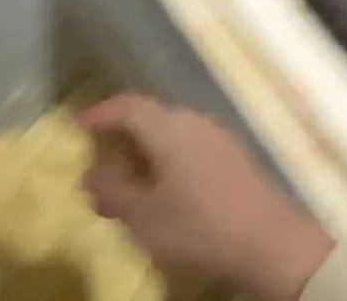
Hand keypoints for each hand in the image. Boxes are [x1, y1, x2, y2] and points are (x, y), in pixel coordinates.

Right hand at [78, 94, 334, 300]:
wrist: (269, 240)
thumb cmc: (199, 224)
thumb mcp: (144, 216)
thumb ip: (113, 191)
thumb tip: (92, 174)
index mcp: (169, 126)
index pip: (127, 105)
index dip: (99, 114)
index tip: (77, 128)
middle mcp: (194, 120)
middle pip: (150, 117)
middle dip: (121, 136)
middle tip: (98, 162)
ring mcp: (217, 135)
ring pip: (170, 133)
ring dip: (145, 152)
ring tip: (129, 184)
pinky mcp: (232, 155)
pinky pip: (189, 146)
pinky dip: (168, 160)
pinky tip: (164, 191)